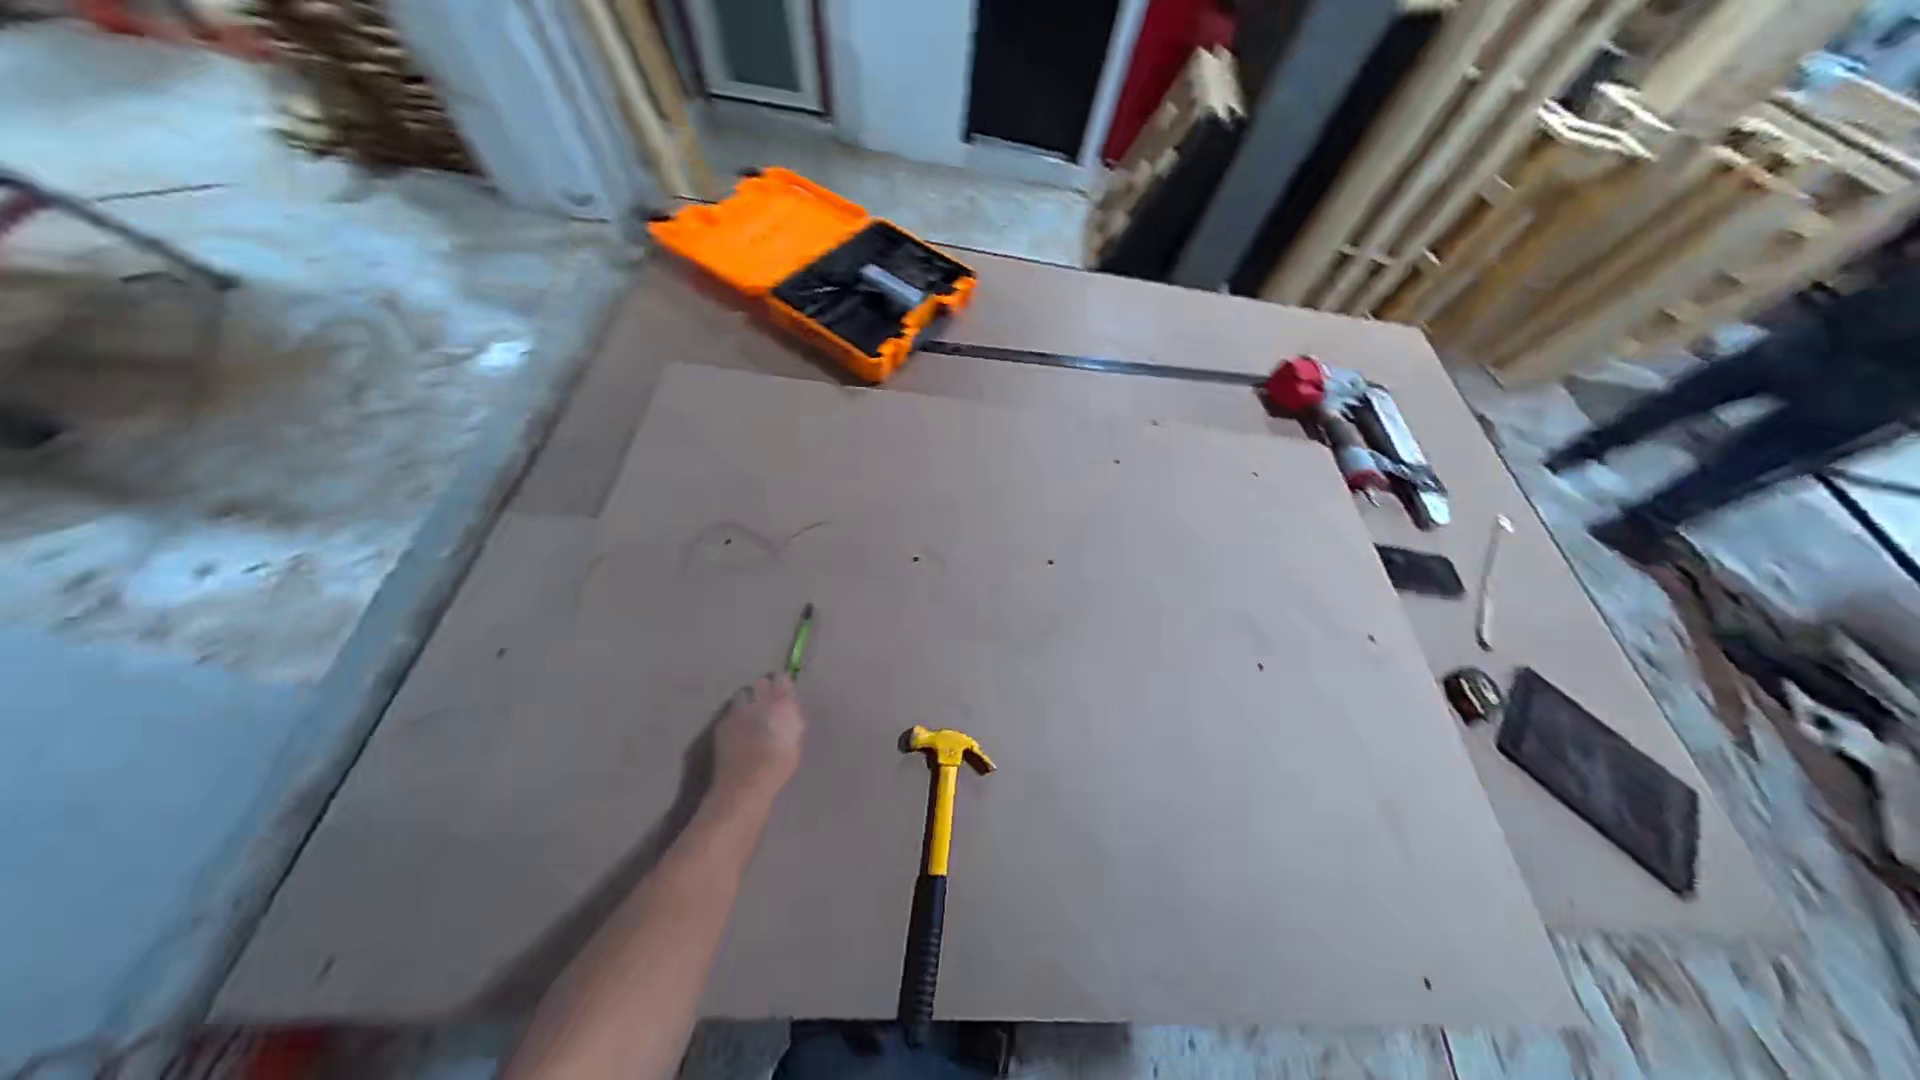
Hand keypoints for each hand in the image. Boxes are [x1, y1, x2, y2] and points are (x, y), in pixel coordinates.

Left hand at [709, 672, 805, 809]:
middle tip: (768, 702)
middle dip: (764, 690)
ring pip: (743, 696)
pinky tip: (739, 730)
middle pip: (760, 684)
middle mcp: (756, 704)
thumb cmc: (775, 768)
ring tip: (752, 715)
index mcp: (779, 706)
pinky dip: (736, 716)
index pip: (782, 681)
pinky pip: (731, 712)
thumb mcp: (794, 744)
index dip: (783, 682)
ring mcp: (736, 713)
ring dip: (749, 701)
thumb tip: (790, 707)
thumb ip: (792, 721)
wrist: (743, 787)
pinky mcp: (721, 725)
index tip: (784, 686)